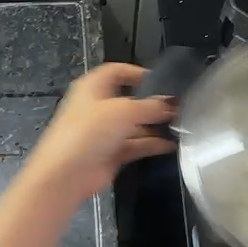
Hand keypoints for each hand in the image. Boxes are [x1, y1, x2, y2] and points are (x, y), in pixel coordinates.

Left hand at [21, 63, 175, 204]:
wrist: (66, 174)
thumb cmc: (87, 132)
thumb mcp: (122, 111)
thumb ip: (150, 106)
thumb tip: (171, 104)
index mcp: (93, 88)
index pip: (117, 72)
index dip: (138, 72)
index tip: (162, 79)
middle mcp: (98, 108)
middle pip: (130, 100)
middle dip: (153, 103)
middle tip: (179, 106)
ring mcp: (105, 132)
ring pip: (135, 125)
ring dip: (156, 125)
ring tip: (181, 126)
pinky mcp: (112, 153)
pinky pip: (136, 145)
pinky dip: (153, 144)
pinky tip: (171, 144)